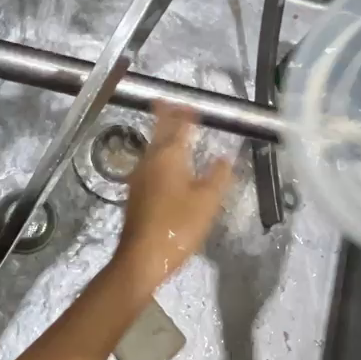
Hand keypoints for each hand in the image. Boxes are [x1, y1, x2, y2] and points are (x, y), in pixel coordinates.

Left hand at [111, 104, 236, 290]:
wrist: (142, 257)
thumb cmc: (178, 226)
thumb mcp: (208, 201)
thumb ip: (219, 175)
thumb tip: (225, 157)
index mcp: (169, 156)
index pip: (179, 126)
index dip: (186, 114)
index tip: (192, 104)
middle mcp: (150, 160)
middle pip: (158, 132)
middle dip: (165, 116)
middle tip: (169, 102)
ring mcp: (139, 177)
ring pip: (152, 148)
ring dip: (161, 135)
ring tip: (170, 129)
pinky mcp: (135, 194)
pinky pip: (149, 164)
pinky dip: (158, 155)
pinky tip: (164, 164)